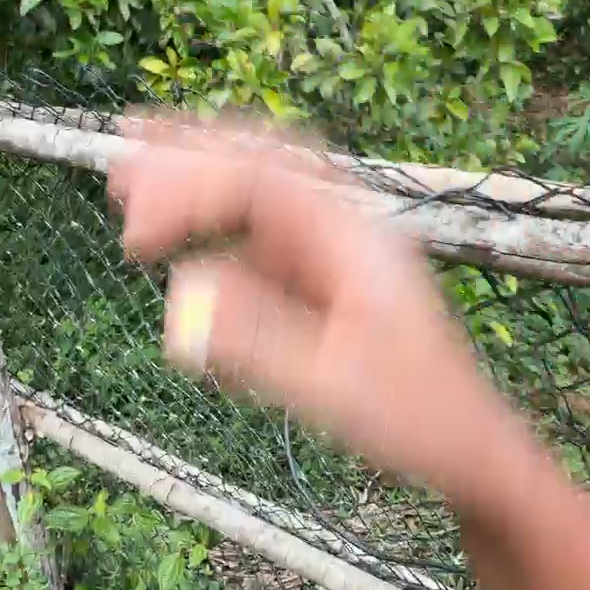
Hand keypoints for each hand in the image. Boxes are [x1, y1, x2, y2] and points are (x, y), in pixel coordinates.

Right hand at [109, 117, 539, 510]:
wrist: (465, 446)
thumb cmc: (416, 418)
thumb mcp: (331, 386)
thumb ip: (255, 340)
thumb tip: (180, 297)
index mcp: (355, 240)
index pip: (261, 182)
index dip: (189, 188)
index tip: (135, 233)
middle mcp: (343, 234)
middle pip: (262, 163)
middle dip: (190, 151)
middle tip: (124, 144)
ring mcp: (333, 258)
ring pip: (258, 198)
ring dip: (199, 182)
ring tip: (138, 178)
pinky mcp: (322, 288)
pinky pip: (261, 245)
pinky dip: (217, 233)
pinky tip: (187, 240)